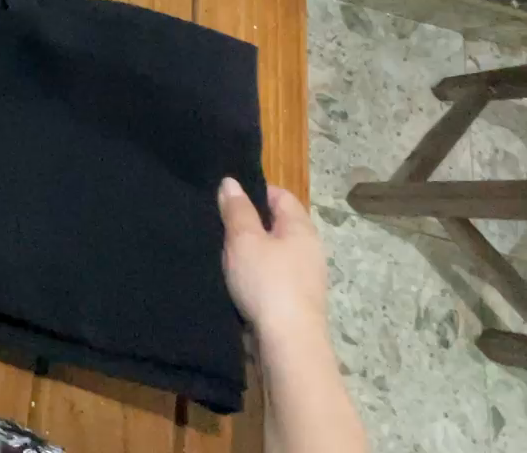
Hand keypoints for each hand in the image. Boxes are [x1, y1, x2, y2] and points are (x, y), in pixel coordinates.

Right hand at [219, 179, 328, 346]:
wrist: (289, 343)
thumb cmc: (267, 282)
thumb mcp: (243, 239)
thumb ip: (236, 209)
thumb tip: (231, 182)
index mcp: (301, 229)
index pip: (280, 195)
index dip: (254, 190)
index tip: (225, 196)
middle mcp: (309, 249)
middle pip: (277, 223)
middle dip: (248, 221)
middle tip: (217, 220)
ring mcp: (305, 277)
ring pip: (273, 250)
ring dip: (250, 249)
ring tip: (220, 249)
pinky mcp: (296, 300)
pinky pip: (272, 274)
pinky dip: (254, 271)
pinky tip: (234, 277)